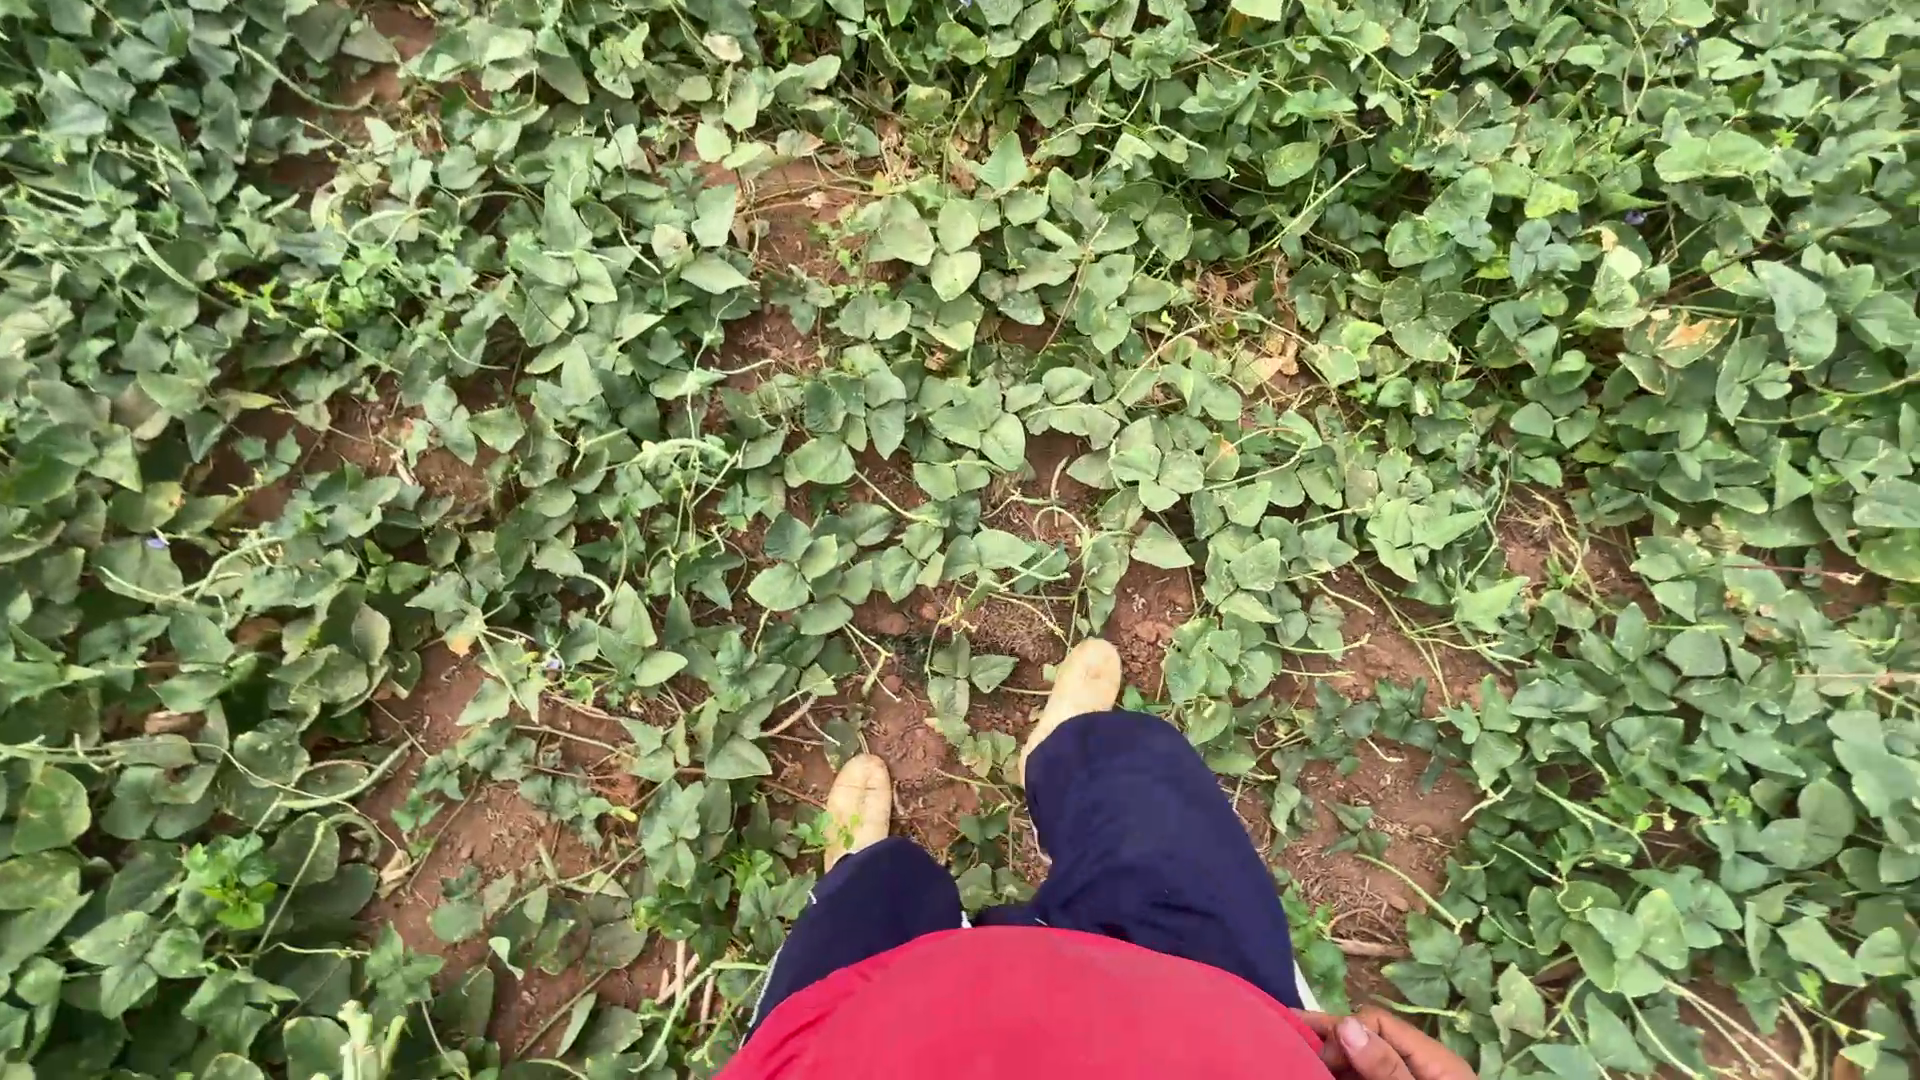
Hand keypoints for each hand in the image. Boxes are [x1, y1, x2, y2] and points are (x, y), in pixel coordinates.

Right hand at [1299, 1007, 1476, 1079]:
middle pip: (1367, 1041)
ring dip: (1333, 1065)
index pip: (1376, 1021)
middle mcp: (1421, 1069)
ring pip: (1361, 1065)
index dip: (1343, 1031)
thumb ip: (1387, 1069)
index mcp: (1434, 1061)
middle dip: (1330, 1044)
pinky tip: (1317, 1075)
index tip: (1318, 1057)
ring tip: (1296, 1063)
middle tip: (1289, 1046)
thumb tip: (1345, 1024)